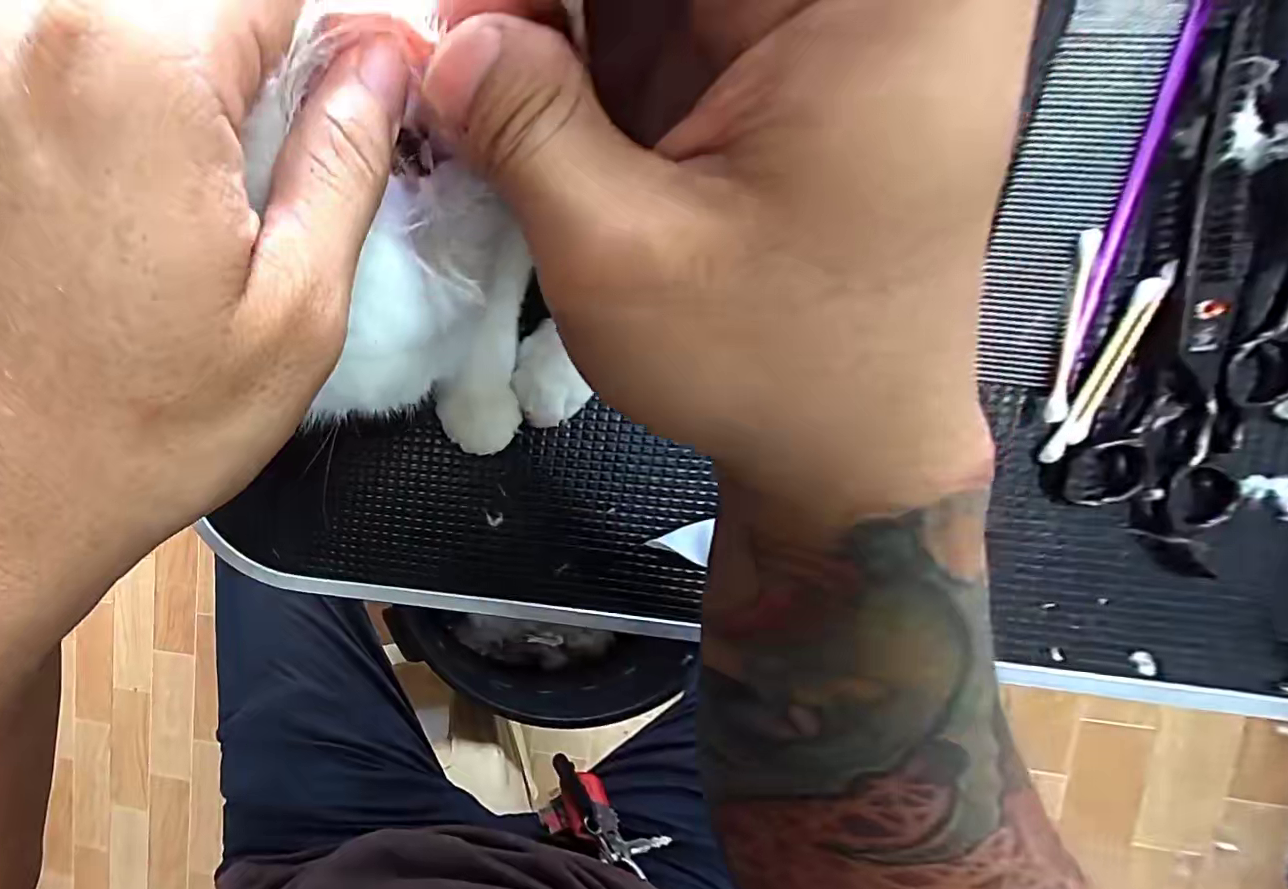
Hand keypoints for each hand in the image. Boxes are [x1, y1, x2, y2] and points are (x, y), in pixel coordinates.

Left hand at [0, 0, 413, 647]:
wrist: (21, 485)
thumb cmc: (169, 420)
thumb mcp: (298, 309)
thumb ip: (345, 160)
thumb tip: (383, 56)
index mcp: (142, 64)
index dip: (351, 16)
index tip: (385, 74)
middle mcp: (41, 18)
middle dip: (287, 33)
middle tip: (333, 118)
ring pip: (146, 2)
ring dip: (226, 51)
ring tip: (266, 152)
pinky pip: (86, 26)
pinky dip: (161, 65)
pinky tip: (196, 151)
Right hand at [424, 0, 1034, 526]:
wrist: (838, 447)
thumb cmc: (754, 366)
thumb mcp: (620, 253)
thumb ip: (526, 129)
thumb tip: (449, 41)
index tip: (463, 23)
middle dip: (551, 11)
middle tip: (462, 53)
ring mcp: (829, 39)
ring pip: (662, 5)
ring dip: (565, 39)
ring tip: (483, 85)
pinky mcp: (786, 92)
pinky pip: (676, 47)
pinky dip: (596, 76)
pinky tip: (533, 109)